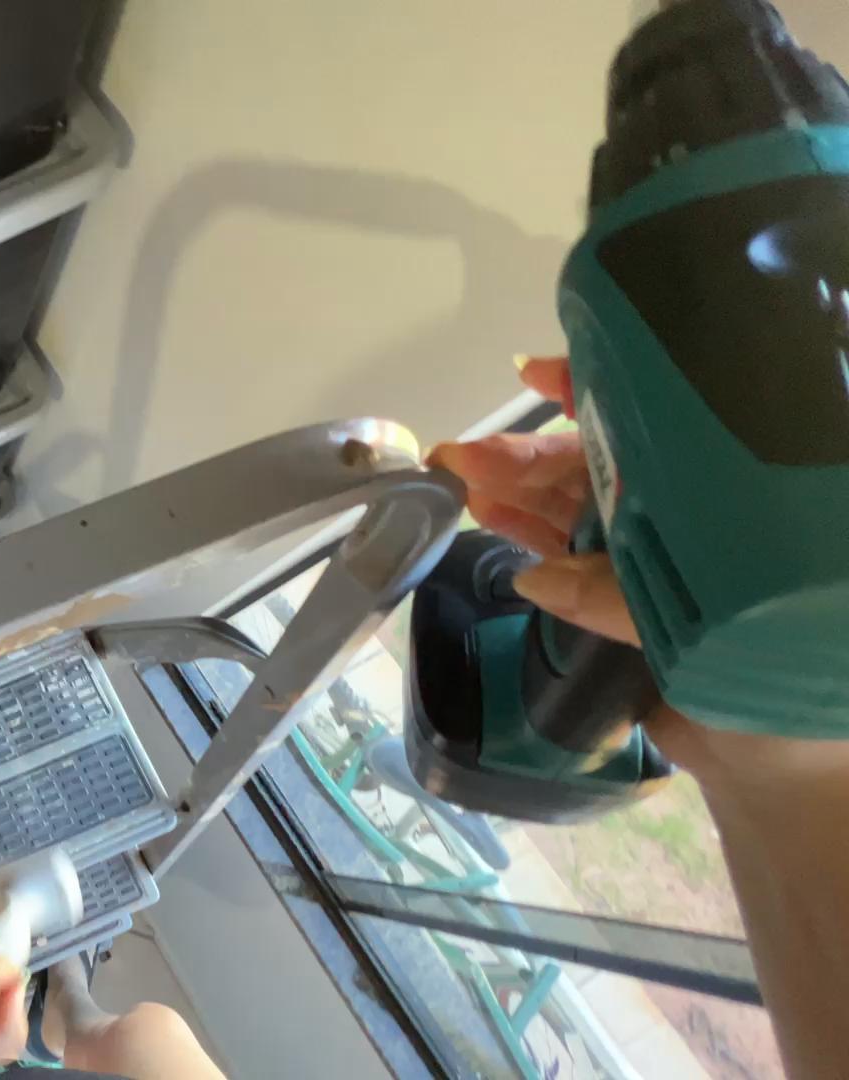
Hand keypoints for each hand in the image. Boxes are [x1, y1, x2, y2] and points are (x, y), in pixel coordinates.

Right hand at [428, 357, 848, 801]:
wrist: (778, 766)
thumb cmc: (790, 688)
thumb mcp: (724, 630)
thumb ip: (631, 602)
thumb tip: (536, 577)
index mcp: (738, 506)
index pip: (675, 430)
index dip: (609, 395)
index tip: (543, 371)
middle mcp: (698, 516)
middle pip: (609, 466)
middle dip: (534, 454)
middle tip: (462, 455)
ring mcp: (655, 552)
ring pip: (574, 504)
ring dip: (512, 488)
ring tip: (454, 476)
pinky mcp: (614, 587)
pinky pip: (557, 546)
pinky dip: (518, 527)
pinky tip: (481, 510)